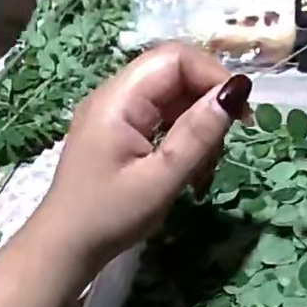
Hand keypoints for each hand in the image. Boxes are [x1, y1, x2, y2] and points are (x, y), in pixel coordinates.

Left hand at [25, 44, 250, 274]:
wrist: (66, 248)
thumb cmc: (110, 216)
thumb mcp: (161, 179)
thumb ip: (198, 134)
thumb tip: (236, 91)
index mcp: (118, 99)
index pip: (175, 58)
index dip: (214, 76)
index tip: (240, 115)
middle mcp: (114, 96)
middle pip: (175, 75)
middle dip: (208, 104)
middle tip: (222, 148)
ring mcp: (115, 114)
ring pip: (172, 98)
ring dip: (198, 126)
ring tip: (203, 169)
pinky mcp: (119, 133)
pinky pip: (161, 119)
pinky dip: (183, 139)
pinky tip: (189, 171)